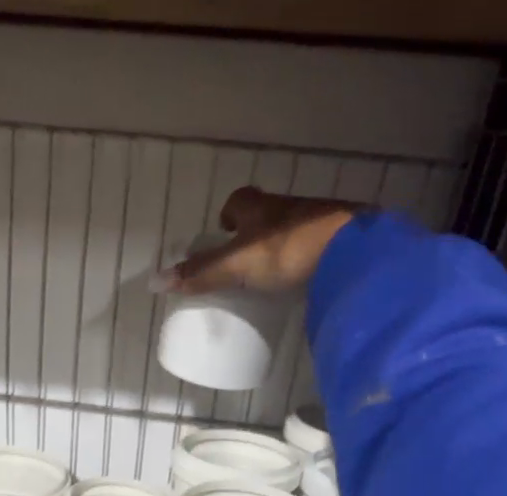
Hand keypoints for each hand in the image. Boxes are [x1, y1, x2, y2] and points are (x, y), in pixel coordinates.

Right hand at [163, 186, 363, 294]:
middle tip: (245, 257)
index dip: (229, 214)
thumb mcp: (237, 265)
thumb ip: (201, 274)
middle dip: (254, 231)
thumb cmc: (288, 249)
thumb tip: (155, 282)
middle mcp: (288, 206)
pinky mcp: (342, 240)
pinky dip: (307, 259)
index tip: (223, 231)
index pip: (239, 201)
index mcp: (260, 207)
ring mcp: (319, 221)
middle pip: (265, 215)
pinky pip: (317, 247)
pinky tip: (304, 279)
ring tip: (273, 273)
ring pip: (292, 229)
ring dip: (281, 245)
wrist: (352, 248)